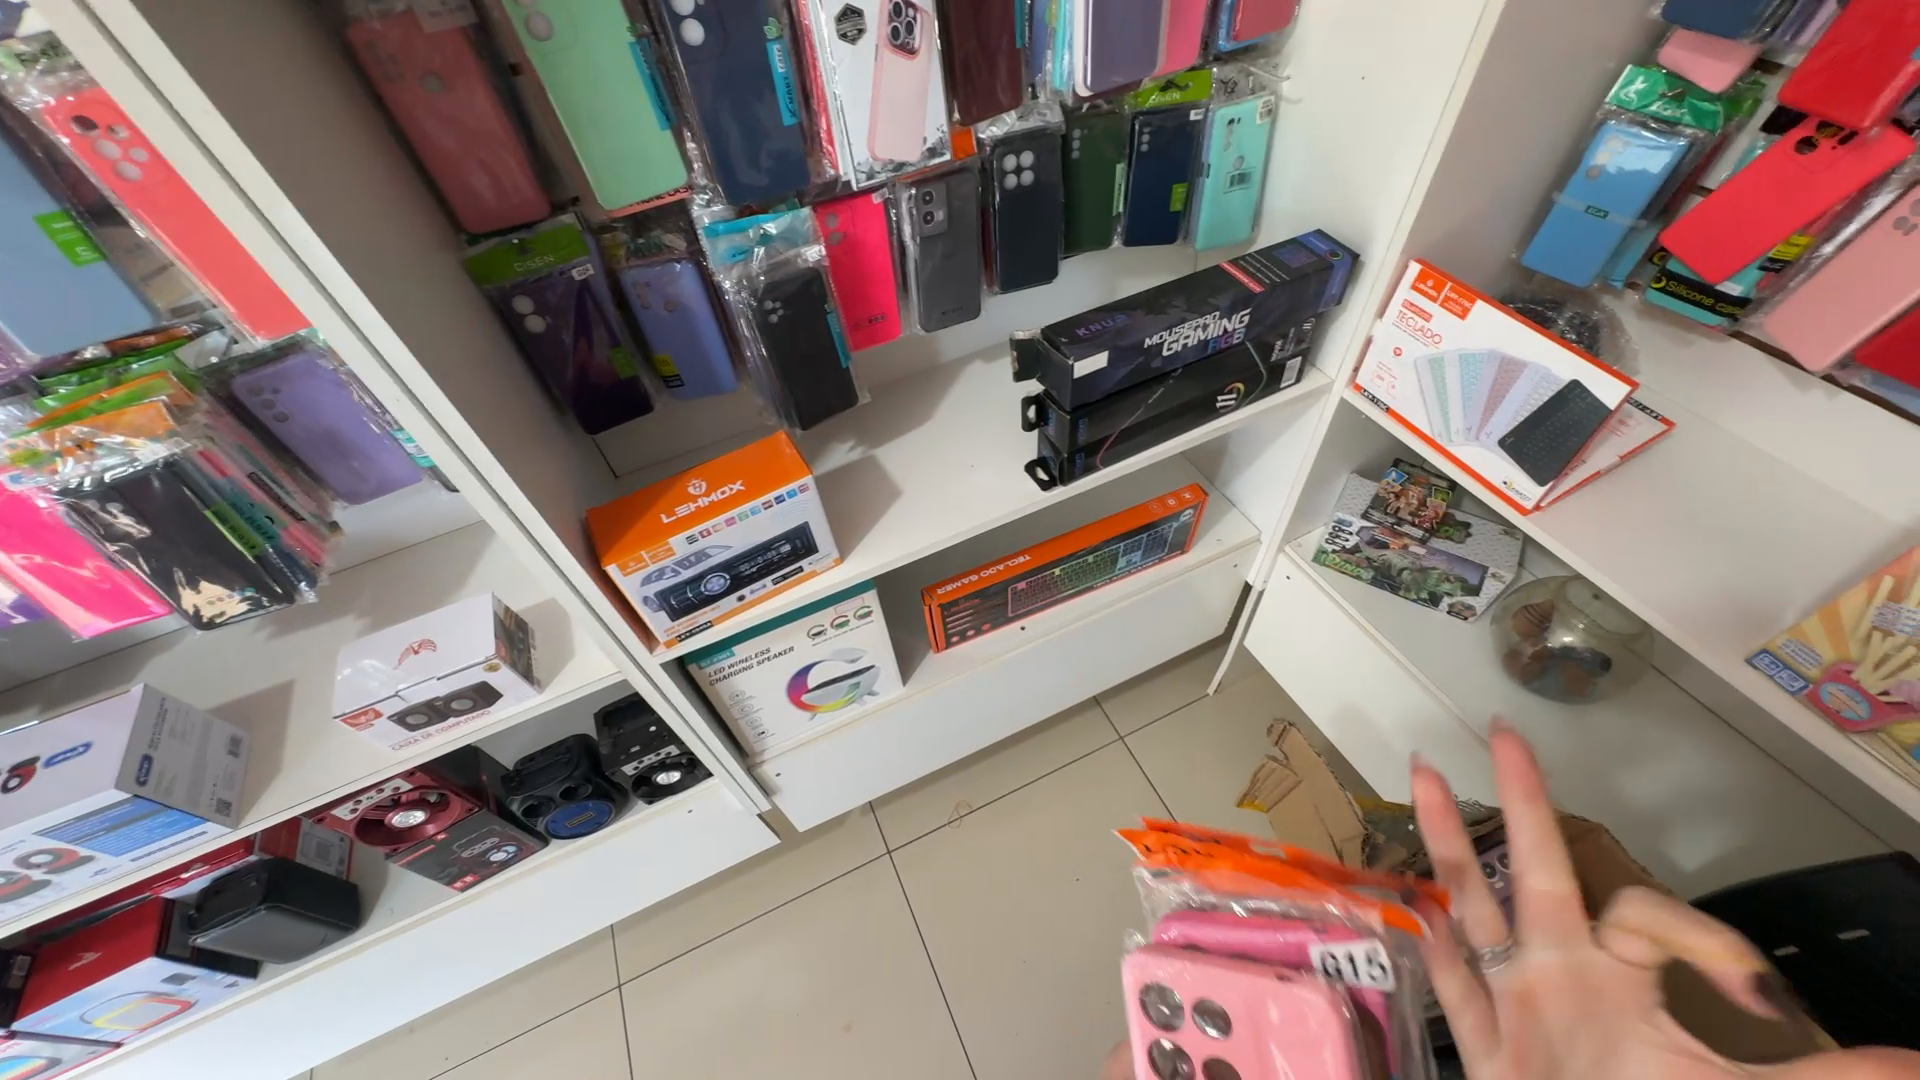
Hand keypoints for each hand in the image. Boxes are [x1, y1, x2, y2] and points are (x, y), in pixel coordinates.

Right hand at [1413, 722, 1919, 1079]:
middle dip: (1523, 801)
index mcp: (1620, 974)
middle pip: (1536, 870)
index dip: (1701, 939)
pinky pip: (1451, 984)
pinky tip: (1403, 897)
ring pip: (1471, 903)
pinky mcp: (1482, 1041)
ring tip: (1425, 773)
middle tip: (1505, 732)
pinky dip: (1425, 942)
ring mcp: (1513, 996)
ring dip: (1446, 838)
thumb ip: (1821, 1077)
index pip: (1644, 915)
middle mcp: (1559, 966)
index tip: (1761, 997)